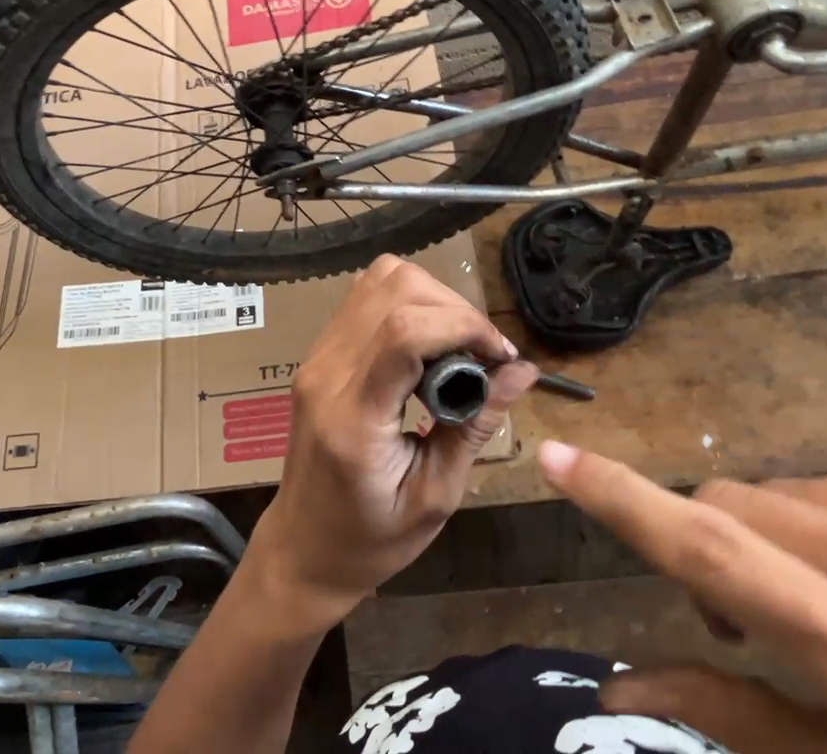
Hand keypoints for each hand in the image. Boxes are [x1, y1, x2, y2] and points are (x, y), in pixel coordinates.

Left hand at [243, 255, 537, 629]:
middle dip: (454, 308)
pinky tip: (427, 345)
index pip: (404, 333)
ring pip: (378, 280)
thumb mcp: (436, 496)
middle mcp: (326, 372)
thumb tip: (523, 371)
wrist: (304, 546)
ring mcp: (315, 357)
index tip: (502, 357)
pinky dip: (406, 304)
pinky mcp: (317, 353)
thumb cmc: (371, 539)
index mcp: (352, 418)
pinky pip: (364, 298)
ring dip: (431, 299)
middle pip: (393, 289)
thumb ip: (473, 426)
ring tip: (458, 346)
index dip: (464, 326)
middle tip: (484, 355)